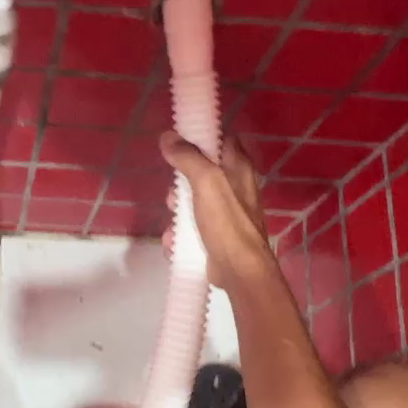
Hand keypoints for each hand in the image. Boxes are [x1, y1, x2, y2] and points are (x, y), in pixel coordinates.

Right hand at [161, 132, 275, 290]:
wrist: (239, 271)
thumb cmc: (226, 222)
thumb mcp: (206, 182)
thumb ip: (188, 157)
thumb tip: (168, 136)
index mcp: (239, 168)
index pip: (222, 140)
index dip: (201, 139)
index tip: (179, 145)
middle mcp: (235, 187)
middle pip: (201, 174)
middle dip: (180, 185)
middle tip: (173, 195)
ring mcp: (226, 214)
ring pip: (192, 204)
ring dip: (177, 215)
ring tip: (173, 226)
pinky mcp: (217, 236)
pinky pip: (192, 229)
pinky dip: (181, 236)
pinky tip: (175, 244)